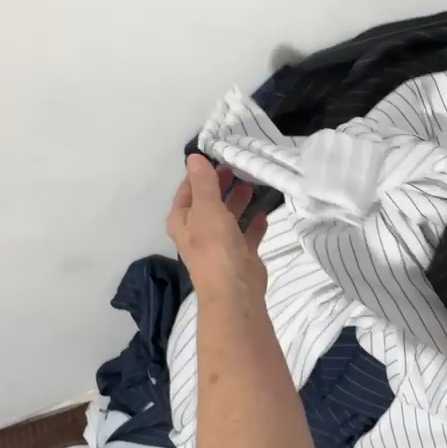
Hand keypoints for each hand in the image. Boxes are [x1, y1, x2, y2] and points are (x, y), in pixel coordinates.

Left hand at [168, 154, 268, 301]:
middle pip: (209, 202)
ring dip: (238, 201)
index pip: (188, 190)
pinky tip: (263, 213)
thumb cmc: (215, 246)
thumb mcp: (206, 208)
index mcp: (183, 221)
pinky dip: (253, 224)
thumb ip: (203, 182)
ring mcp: (220, 245)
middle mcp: (198, 232)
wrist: (235, 291)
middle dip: (221, 185)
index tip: (218, 156)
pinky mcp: (241, 256)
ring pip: (228, 217)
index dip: (200, 173)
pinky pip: (247, 235)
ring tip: (252, 184)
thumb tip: (194, 157)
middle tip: (238, 168)